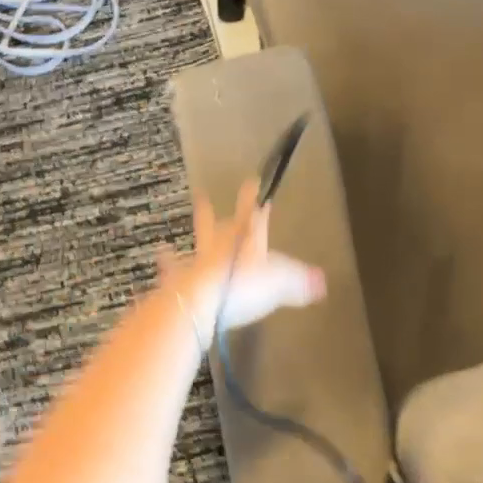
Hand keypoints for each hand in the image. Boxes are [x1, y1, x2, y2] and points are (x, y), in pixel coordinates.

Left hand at [160, 180, 326, 331]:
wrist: (202, 301)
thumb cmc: (243, 289)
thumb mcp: (280, 286)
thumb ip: (299, 282)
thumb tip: (322, 282)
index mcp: (248, 244)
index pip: (254, 219)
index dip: (254, 202)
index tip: (252, 181)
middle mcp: (222, 247)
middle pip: (223, 226)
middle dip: (224, 210)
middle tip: (209, 192)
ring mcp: (199, 262)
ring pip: (201, 240)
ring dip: (200, 225)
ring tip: (196, 206)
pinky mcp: (180, 279)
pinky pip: (173, 266)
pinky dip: (167, 260)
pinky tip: (161, 250)